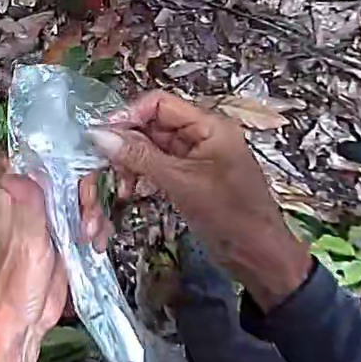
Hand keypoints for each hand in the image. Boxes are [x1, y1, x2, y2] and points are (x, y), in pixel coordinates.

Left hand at [0, 174, 105, 361]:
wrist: (25, 321)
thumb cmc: (17, 284)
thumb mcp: (26, 243)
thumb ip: (28, 207)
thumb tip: (19, 173)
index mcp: (12, 194)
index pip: (38, 157)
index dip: (62, 158)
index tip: (78, 175)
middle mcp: (30, 198)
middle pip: (67, 173)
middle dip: (84, 193)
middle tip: (86, 217)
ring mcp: (49, 215)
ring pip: (81, 194)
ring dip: (93, 214)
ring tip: (89, 238)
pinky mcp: (65, 231)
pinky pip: (88, 217)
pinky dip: (97, 229)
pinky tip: (94, 246)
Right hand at [86, 91, 310, 308]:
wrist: (260, 257)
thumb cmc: (229, 214)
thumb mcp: (181, 181)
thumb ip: (140, 156)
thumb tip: (100, 135)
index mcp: (209, 125)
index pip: (160, 104)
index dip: (129, 115)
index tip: (102, 135)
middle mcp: (202, 135)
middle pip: (154, 125)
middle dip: (128, 143)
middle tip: (106, 164)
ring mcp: (196, 158)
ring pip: (153, 148)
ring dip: (133, 163)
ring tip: (122, 185)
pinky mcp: (191, 179)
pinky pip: (159, 167)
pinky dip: (143, 176)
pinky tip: (132, 191)